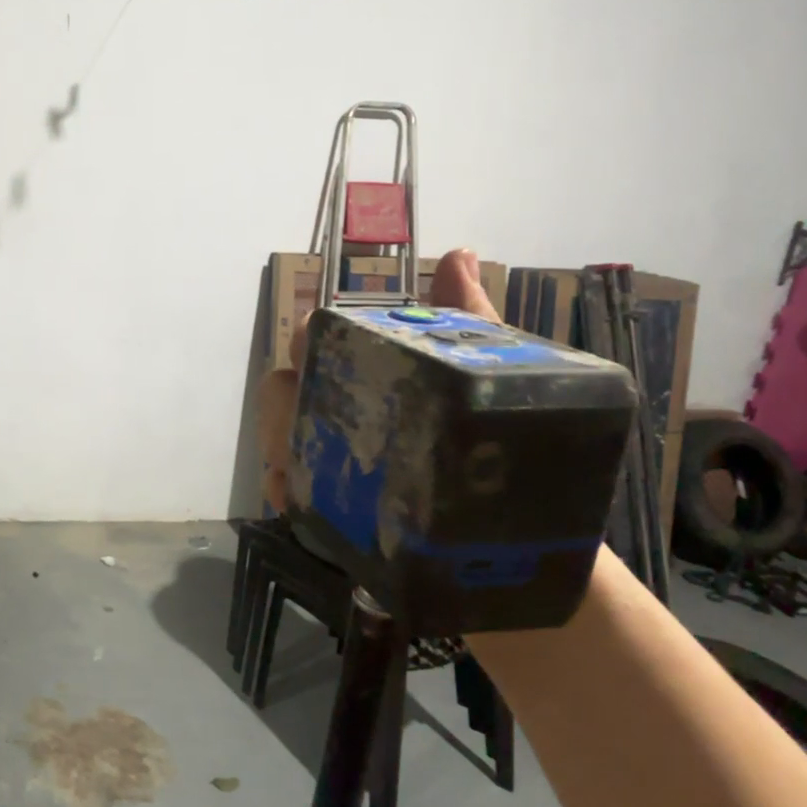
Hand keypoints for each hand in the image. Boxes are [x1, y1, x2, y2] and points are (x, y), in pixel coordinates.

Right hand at [254, 249, 498, 511]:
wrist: (527, 553)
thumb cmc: (513, 460)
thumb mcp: (495, 383)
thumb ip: (472, 322)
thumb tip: (459, 253)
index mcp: (379, 378)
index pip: (318, 340)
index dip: (309, 338)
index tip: (315, 346)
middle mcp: (348, 415)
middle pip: (285, 388)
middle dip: (289, 398)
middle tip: (317, 417)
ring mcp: (335, 464)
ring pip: (278, 437)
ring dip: (282, 444)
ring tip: (302, 462)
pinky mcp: (332, 511)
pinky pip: (287, 492)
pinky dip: (284, 490)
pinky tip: (294, 497)